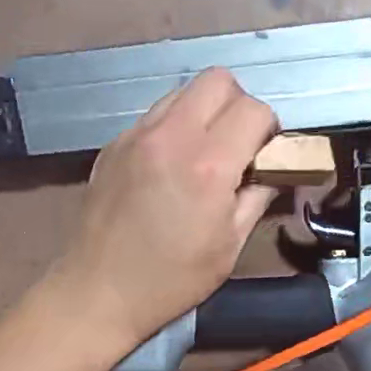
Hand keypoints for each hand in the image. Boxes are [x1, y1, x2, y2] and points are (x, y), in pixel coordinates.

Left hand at [40, 69, 277, 346]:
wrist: (101, 290)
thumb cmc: (174, 278)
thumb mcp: (231, 245)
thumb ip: (256, 198)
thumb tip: (270, 173)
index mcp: (208, 166)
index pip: (253, 109)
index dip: (269, 128)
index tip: (267, 154)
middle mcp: (172, 136)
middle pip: (218, 80)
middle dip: (239, 105)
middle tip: (240, 143)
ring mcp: (137, 135)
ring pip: (184, 91)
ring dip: (206, 112)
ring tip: (206, 152)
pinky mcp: (114, 143)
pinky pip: (156, 115)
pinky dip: (175, 127)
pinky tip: (173, 165)